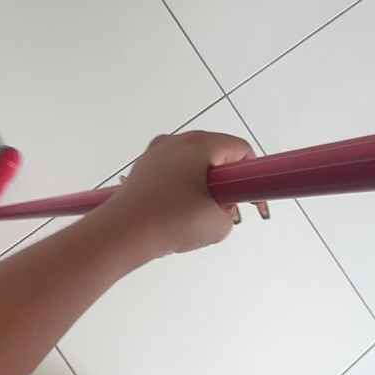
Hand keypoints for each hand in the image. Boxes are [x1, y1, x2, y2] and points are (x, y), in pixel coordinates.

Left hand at [88, 131, 261, 260]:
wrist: (122, 233)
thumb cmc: (170, 221)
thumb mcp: (218, 224)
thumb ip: (230, 213)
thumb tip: (220, 211)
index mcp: (199, 143)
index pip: (240, 150)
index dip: (252, 177)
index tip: (251, 200)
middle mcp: (175, 141)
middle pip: (215, 156)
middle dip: (226, 184)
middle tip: (228, 212)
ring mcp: (154, 154)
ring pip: (192, 165)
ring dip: (203, 188)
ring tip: (200, 218)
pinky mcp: (141, 170)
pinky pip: (172, 174)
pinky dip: (181, 190)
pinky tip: (178, 216)